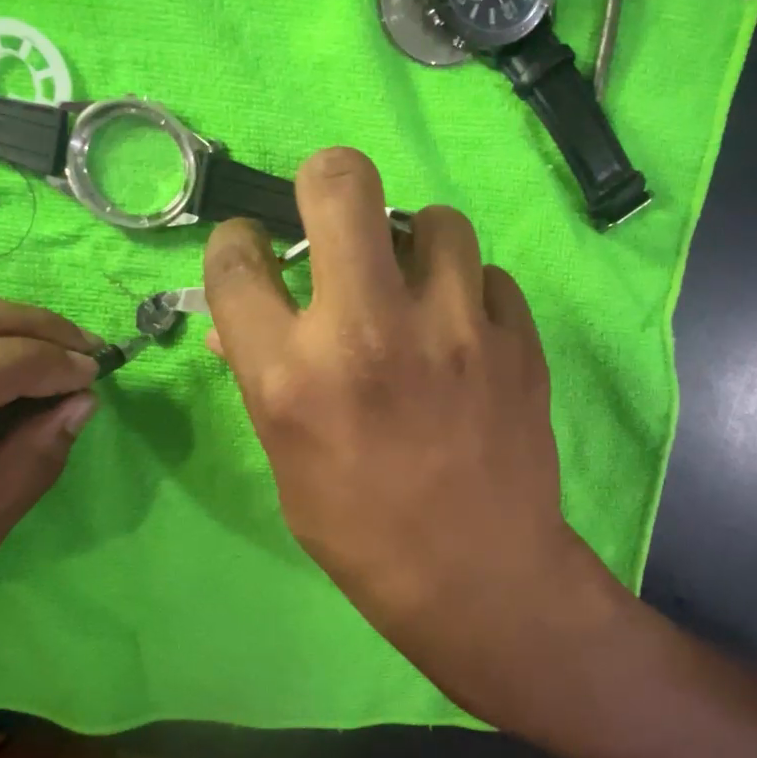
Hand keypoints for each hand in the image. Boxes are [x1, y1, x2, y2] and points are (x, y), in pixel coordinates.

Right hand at [202, 148, 575, 645]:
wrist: (479, 575)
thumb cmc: (365, 535)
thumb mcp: (288, 464)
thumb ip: (265, 378)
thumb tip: (242, 323)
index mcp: (292, 374)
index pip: (238, 259)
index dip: (239, 245)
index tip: (257, 256)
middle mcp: (370, 331)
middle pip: (342, 183)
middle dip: (328, 185)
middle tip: (337, 220)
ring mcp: (456, 329)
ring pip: (437, 219)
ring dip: (416, 244)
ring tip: (416, 286)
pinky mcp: (518, 340)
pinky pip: (490, 278)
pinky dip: (471, 295)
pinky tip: (468, 333)